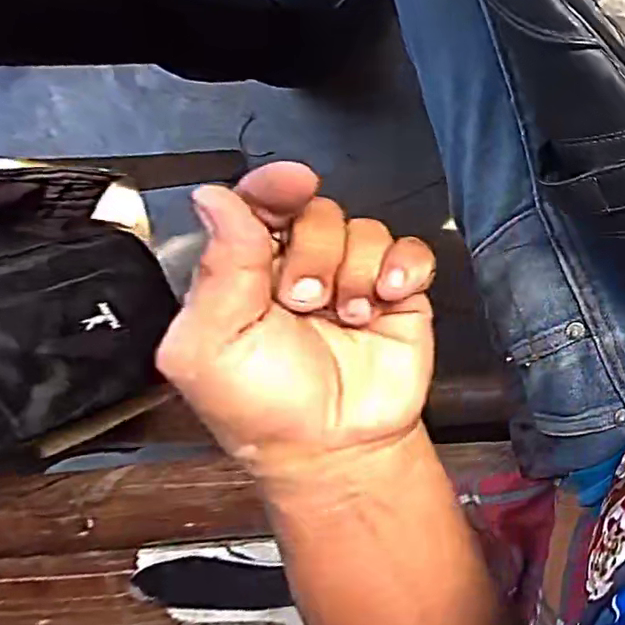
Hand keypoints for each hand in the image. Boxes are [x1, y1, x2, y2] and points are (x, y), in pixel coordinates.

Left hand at [155, 161, 437, 484]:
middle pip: (318, 214)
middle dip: (315, 253)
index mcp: (246, 274)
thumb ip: (221, 267)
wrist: (338, 441)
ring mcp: (357, 277)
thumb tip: (216, 198)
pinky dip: (404, 266)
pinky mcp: (403, 290)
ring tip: (348, 314)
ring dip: (358, 272)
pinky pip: (413, 249)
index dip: (273, 188)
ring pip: (366, 229)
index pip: (258, 208)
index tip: (290, 183)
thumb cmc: (265, 405)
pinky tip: (388, 296)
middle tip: (304, 301)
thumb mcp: (211, 343)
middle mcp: (303, 267)